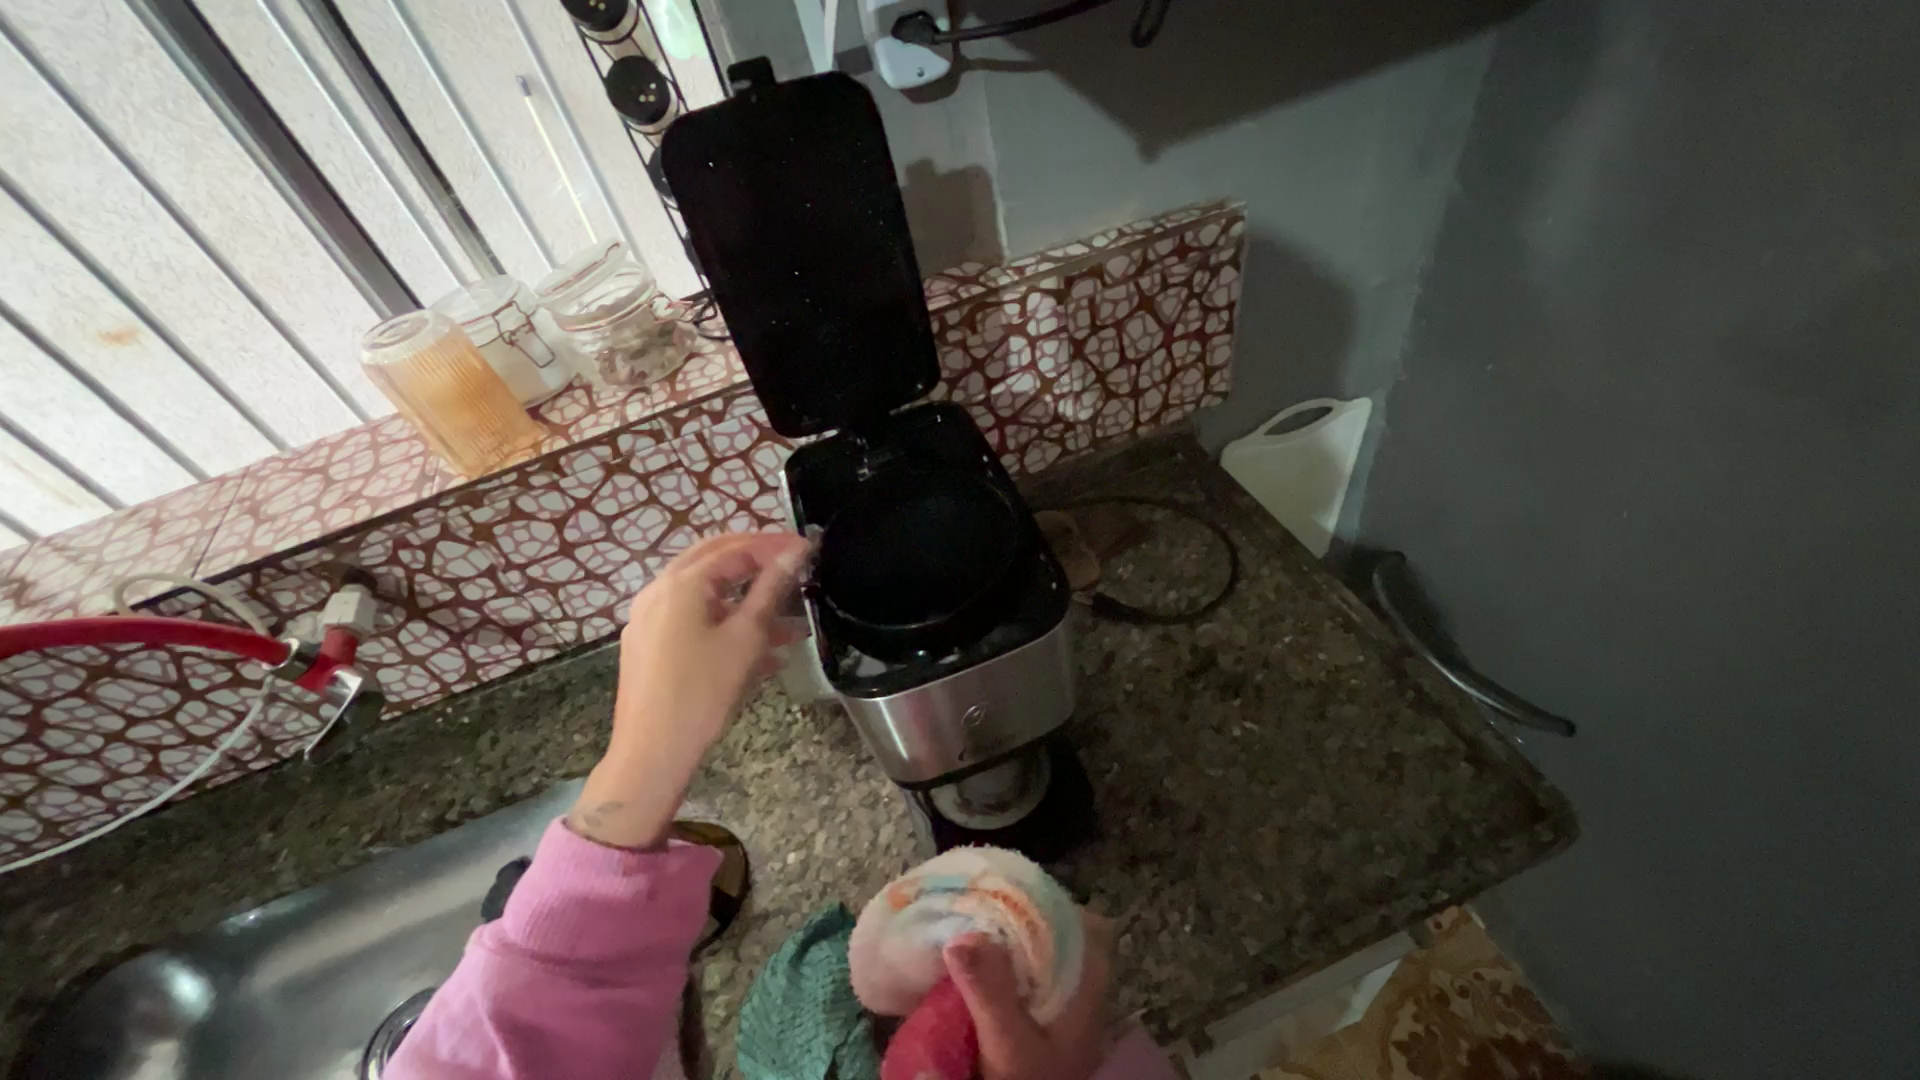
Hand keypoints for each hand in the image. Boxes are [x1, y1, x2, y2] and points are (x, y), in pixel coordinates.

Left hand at [568, 531, 810, 848]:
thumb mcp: (746, 637)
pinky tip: (764, 654)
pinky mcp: (651, 645)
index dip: (775, 547)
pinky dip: (729, 624)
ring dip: (749, 602)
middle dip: (759, 564)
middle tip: (796, 568)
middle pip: (716, 562)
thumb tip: (796, 551)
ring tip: (793, 627)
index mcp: (682, 583)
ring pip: (708, 595)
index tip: (809, 550)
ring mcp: (651, 618)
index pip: (735, 548)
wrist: (652, 751)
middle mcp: (660, 591)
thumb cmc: (704, 691)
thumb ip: (771, 589)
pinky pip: (695, 620)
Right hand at [944, 913, 1114, 1079]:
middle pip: (1063, 937)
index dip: (1059, 904)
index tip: (1014, 892)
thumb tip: (962, 934)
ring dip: (1008, 942)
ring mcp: (1060, 1012)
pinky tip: (969, 963)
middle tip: (980, 901)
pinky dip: (999, 968)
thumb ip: (990, 992)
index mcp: (1087, 991)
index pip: (1094, 928)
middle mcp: (1080, 995)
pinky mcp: (1038, 1025)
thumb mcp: (1008, 1046)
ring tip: (969, 921)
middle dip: (1024, 917)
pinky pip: (1022, 981)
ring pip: (1041, 958)